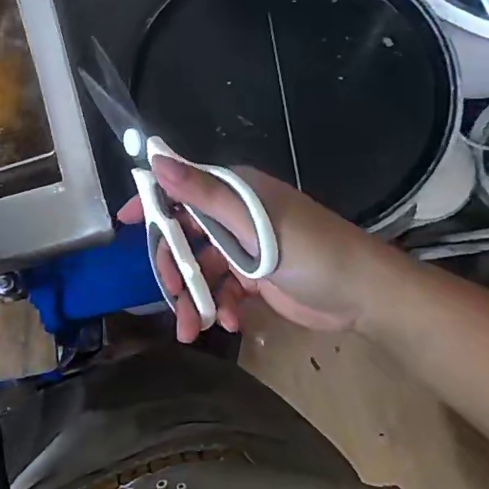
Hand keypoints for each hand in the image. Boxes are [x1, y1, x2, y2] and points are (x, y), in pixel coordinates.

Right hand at [118, 157, 403, 342]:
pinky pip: (225, 290)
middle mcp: (237, 216)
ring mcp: (246, 248)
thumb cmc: (311, 250)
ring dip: (194, 299)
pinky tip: (230, 323)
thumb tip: (156, 159)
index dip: (152, 203)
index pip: (183, 189)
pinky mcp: (257, 277)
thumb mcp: (254, 223)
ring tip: (191, 329)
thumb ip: (203, 194)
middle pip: (187, 237)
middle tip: (170, 296)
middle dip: (175, 269)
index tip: (125, 221)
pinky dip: (222, 307)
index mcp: (236, 192)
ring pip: (203, 270)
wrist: (363, 294)